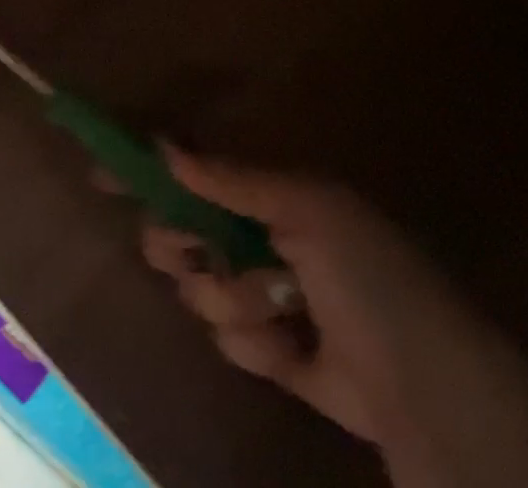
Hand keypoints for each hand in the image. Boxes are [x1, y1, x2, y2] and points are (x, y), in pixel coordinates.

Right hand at [138, 149, 479, 445]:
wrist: (423, 386)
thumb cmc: (370, 279)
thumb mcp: (310, 210)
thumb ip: (233, 177)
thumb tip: (161, 142)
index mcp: (275, 199)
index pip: (195, 174)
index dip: (150, 173)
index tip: (104, 176)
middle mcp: (261, 240)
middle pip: (177, 230)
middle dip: (177, 244)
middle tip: (194, 252)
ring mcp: (261, 295)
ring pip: (194, 286)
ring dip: (228, 299)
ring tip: (276, 310)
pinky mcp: (264, 346)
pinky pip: (222, 334)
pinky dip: (253, 341)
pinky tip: (290, 349)